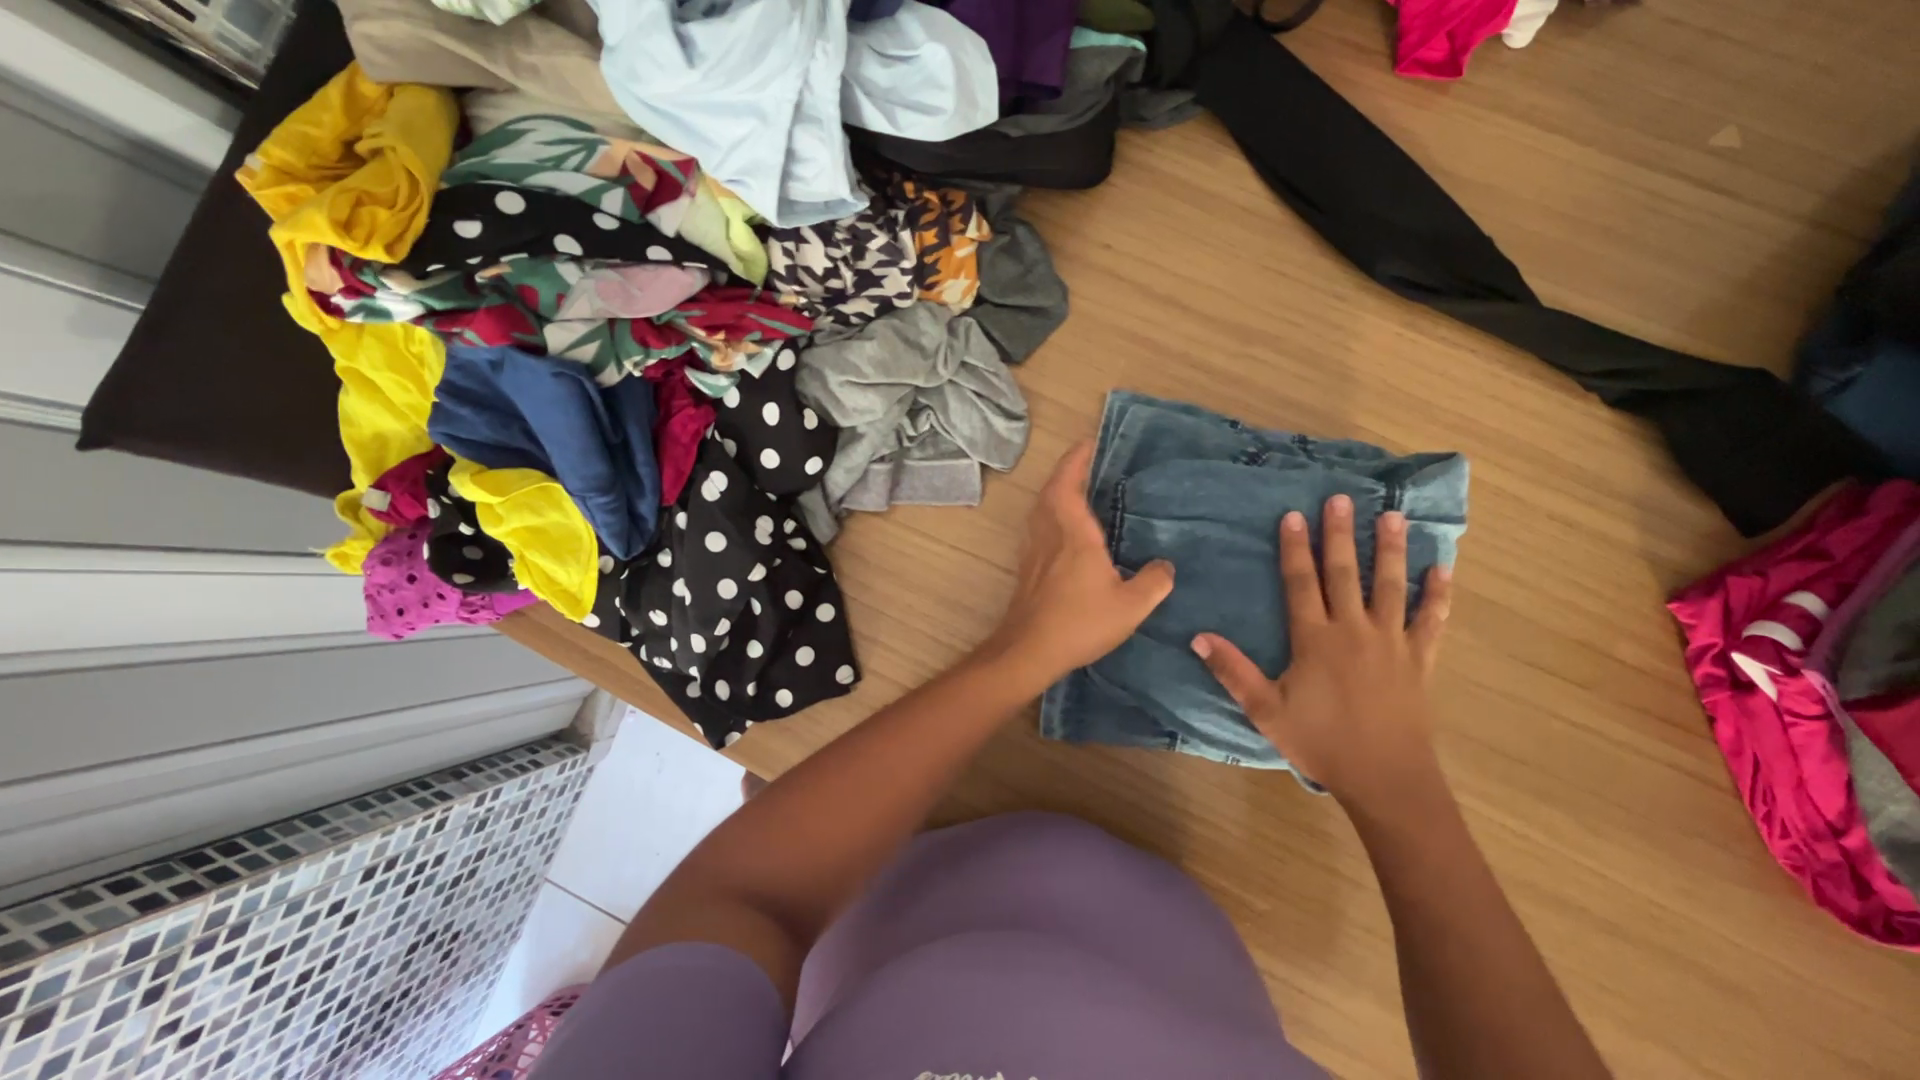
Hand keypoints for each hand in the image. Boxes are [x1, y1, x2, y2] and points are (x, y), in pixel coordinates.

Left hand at [977, 441, 1174, 688]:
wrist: (1028, 651)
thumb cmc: (1079, 623)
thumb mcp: (1130, 606)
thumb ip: (1154, 582)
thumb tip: (1166, 566)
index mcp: (1073, 533)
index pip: (1069, 483)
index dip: (1077, 459)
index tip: (1090, 442)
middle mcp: (1049, 534)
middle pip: (1051, 491)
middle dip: (1067, 472)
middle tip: (1088, 464)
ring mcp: (1034, 552)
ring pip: (1041, 510)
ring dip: (1056, 493)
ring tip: (1077, 492)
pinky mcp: (1027, 570)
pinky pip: (1039, 529)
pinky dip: (1051, 517)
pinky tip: (1064, 533)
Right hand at [1191, 495, 1452, 807]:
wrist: (1384, 777)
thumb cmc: (1321, 742)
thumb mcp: (1265, 710)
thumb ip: (1233, 671)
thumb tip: (1198, 636)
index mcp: (1315, 639)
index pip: (1302, 583)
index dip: (1295, 547)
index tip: (1294, 514)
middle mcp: (1354, 630)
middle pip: (1345, 573)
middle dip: (1340, 534)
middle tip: (1341, 499)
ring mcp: (1392, 642)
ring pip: (1391, 586)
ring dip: (1390, 549)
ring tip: (1392, 516)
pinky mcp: (1419, 659)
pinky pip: (1431, 620)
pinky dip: (1438, 594)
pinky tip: (1442, 568)